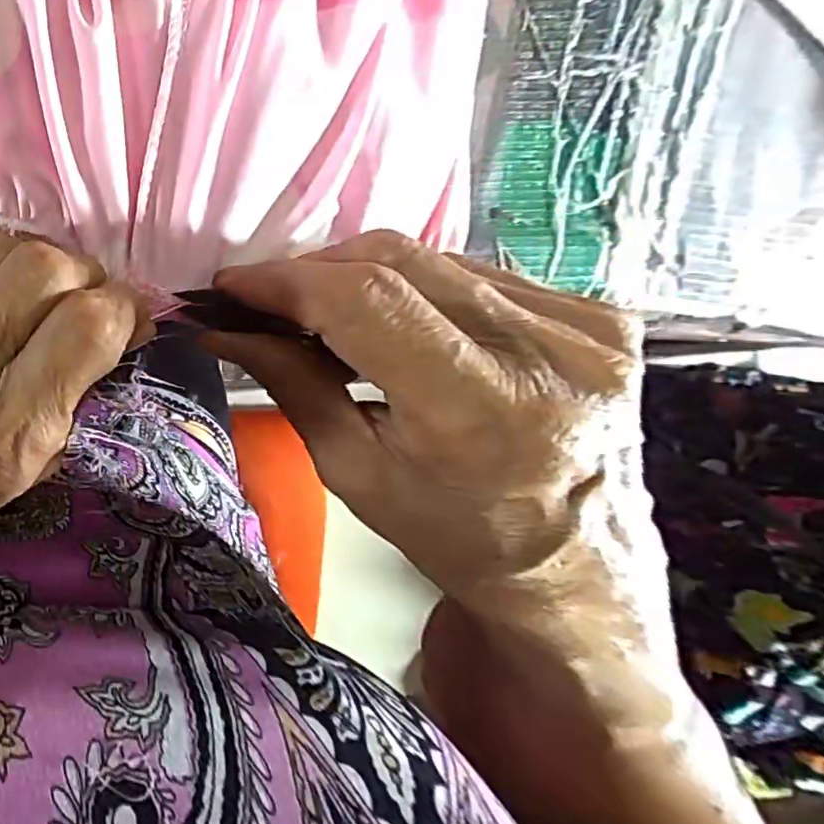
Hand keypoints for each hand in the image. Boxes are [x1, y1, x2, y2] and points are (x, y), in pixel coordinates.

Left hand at [0, 229, 150, 576]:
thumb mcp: (40, 463)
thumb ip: (83, 391)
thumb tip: (124, 319)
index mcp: (10, 423)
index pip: (85, 327)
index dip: (122, 307)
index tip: (125, 315)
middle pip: (42, 269)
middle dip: (82, 273)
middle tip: (80, 295)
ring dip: (30, 259)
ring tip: (30, 288)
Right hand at [201, 230, 644, 602]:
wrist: (575, 565)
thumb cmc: (447, 529)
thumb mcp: (346, 466)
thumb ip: (287, 382)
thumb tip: (222, 329)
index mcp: (477, 407)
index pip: (364, 300)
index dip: (284, 281)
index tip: (228, 285)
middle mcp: (544, 353)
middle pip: (392, 261)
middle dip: (308, 271)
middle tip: (261, 298)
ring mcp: (585, 328)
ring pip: (426, 257)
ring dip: (351, 274)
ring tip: (316, 311)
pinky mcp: (601, 317)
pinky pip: (467, 270)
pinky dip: (404, 284)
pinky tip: (386, 319)